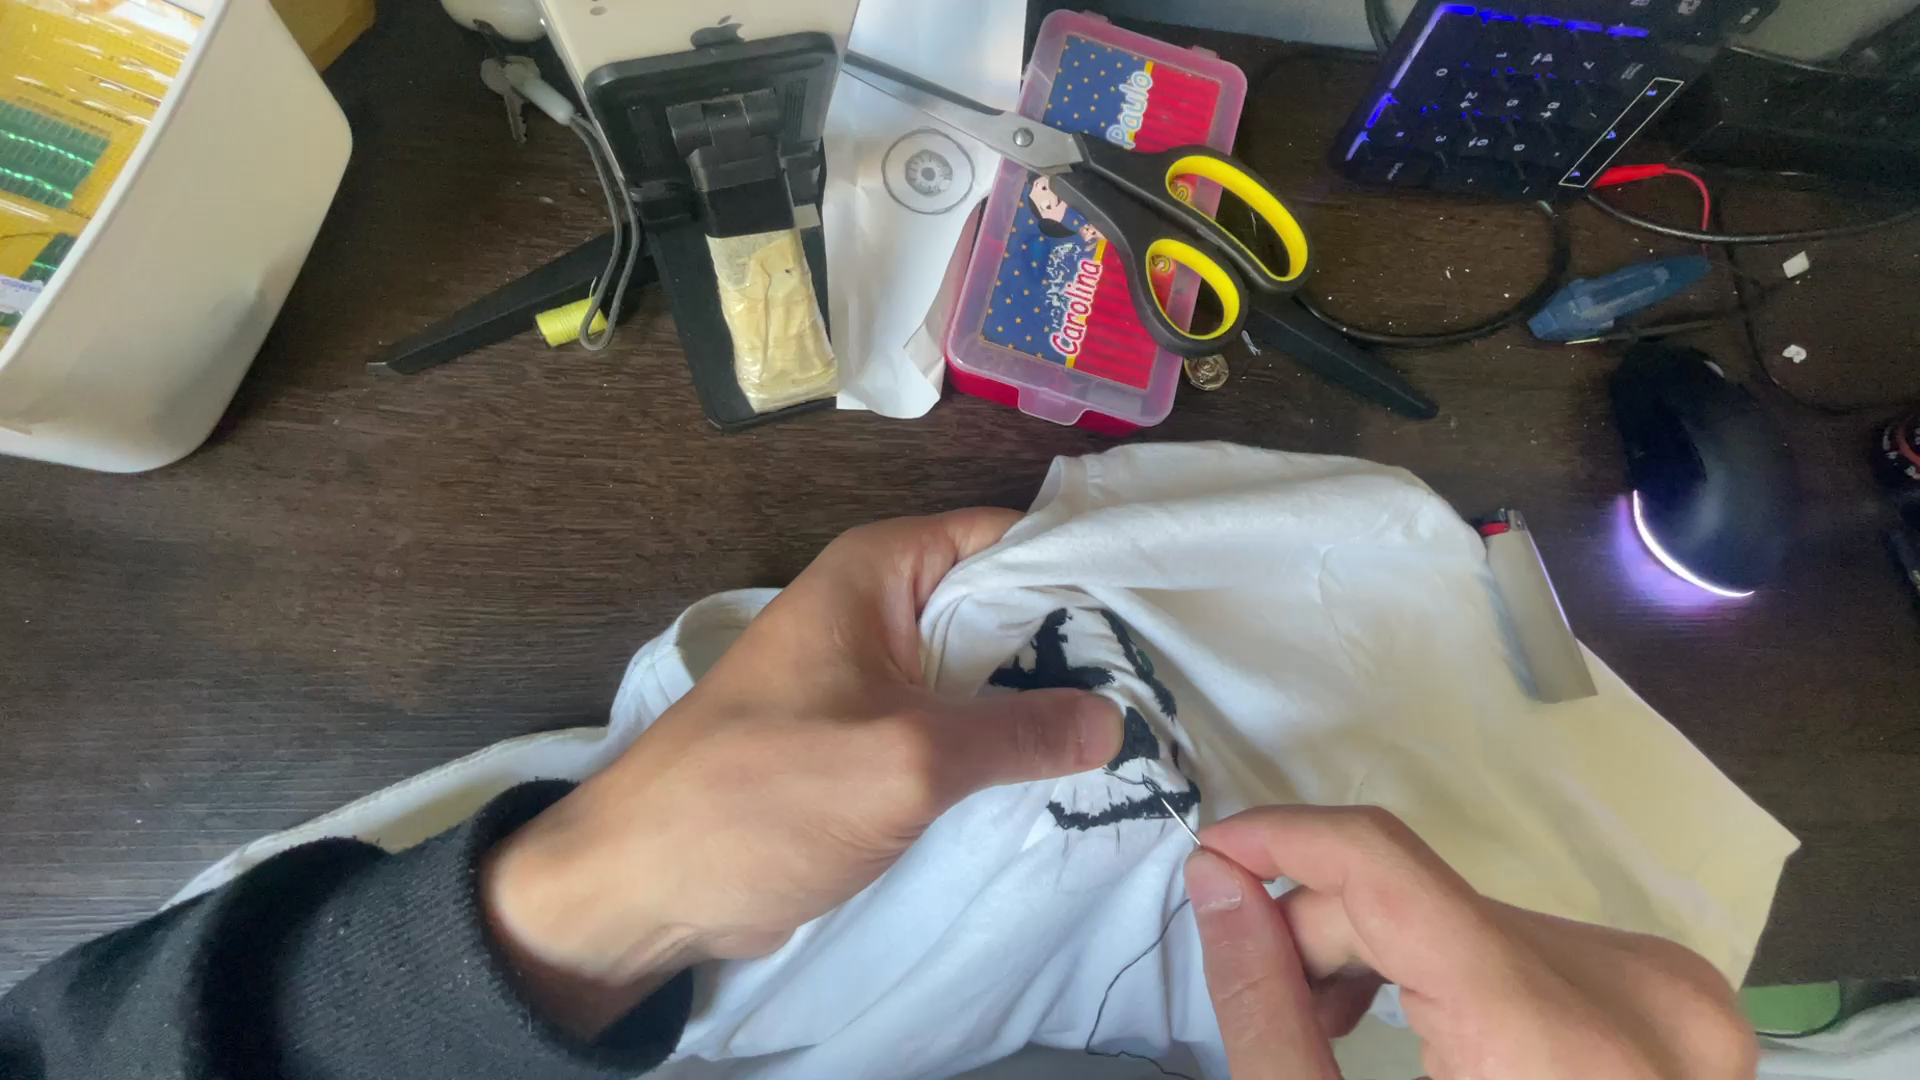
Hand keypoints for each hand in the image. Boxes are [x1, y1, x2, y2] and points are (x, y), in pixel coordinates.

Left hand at [479, 510, 1124, 1035]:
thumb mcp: (906, 760)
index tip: (1154, 616)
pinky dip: (1004, 733)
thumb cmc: (764, 792)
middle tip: (1160, 686)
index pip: (1005, 538)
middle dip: (1071, 643)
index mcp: (884, 568)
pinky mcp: (876, 722)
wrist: (648, 880)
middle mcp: (884, 601)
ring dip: (1042, 695)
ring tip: (1137, 727)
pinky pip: (958, 711)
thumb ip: (1017, 734)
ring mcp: (879, 665)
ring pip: (984, 663)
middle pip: (1002, 601)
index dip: (1079, 570)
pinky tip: (1066, 764)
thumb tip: (1113, 720)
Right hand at [1184, 806, 1757, 1079]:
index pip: (1378, 857)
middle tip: (1280, 1006)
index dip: (1276, 838)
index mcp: (1556, 1039)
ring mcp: (1656, 987)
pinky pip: (1489, 930)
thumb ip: (1262, 1005)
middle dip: (1313, 931)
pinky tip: (1403, 1024)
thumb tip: (1213, 875)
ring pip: (1439, 903)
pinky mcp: (1654, 991)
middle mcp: (1629, 985)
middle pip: (1401, 890)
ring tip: (1334, 1027)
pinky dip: (1421, 962)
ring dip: (1362, 948)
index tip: (1208, 856)